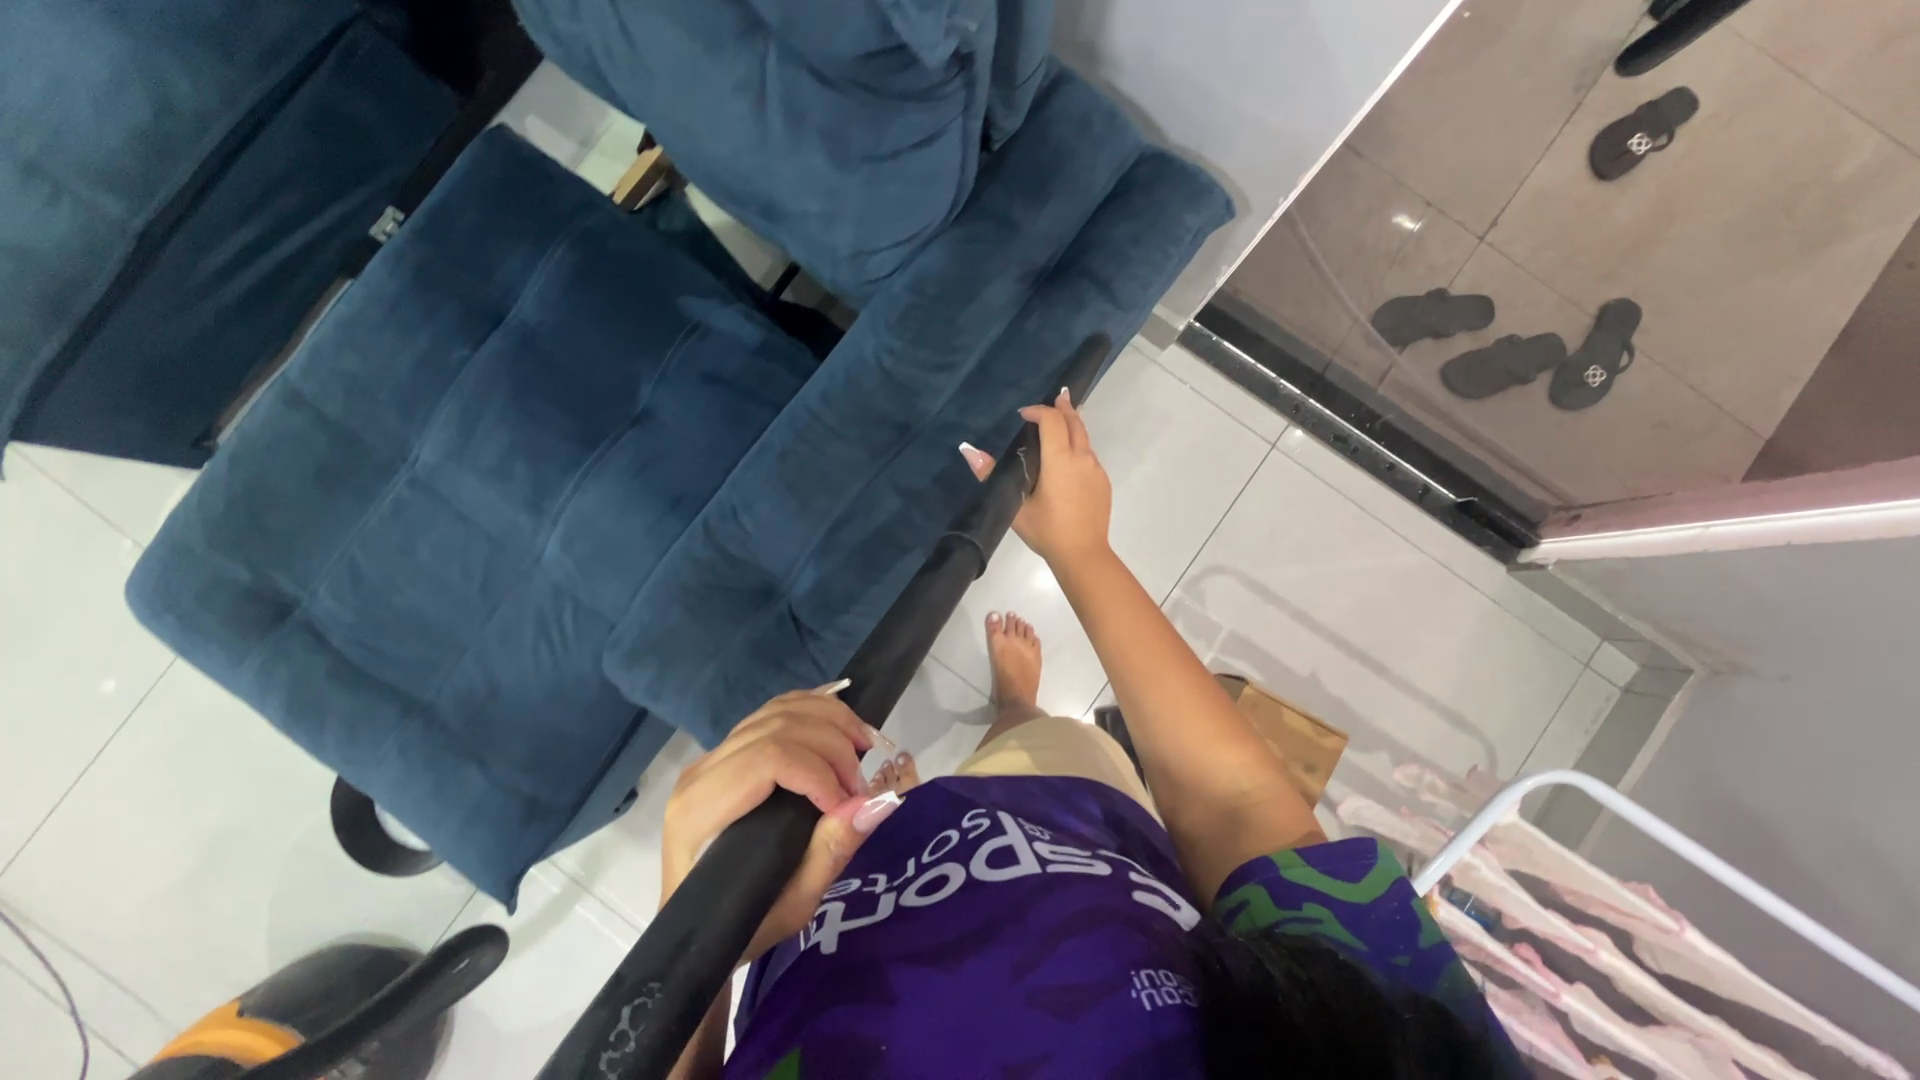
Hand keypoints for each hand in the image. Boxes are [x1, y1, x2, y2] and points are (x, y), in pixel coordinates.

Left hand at [661, 688, 904, 964]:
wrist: (695, 935)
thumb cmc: (739, 926)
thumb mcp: (790, 906)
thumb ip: (829, 853)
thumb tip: (874, 803)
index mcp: (701, 811)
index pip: (770, 758)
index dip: (820, 771)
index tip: (850, 804)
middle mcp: (700, 774)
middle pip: (778, 728)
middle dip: (833, 746)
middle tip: (863, 786)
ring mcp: (711, 759)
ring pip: (777, 711)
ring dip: (830, 719)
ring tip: (864, 746)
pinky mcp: (727, 754)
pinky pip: (773, 712)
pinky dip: (813, 709)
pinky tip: (841, 725)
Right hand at [960, 387, 1112, 564]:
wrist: (1083, 554)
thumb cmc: (1047, 530)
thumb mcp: (1015, 504)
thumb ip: (991, 474)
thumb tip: (968, 450)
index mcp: (1060, 459)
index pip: (1052, 420)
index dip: (1038, 411)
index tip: (1024, 414)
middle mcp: (1082, 458)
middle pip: (1075, 422)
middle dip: (1063, 408)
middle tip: (1056, 397)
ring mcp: (1096, 470)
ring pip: (1085, 439)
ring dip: (1072, 427)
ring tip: (1061, 424)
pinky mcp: (1103, 483)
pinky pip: (1090, 457)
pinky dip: (1078, 448)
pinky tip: (1069, 461)